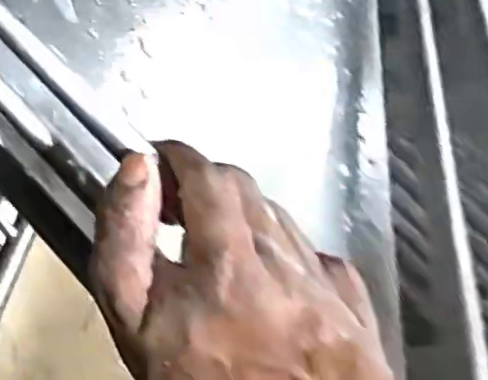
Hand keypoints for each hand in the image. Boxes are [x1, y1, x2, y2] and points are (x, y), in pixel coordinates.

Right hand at [92, 141, 392, 379]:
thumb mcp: (127, 307)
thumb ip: (121, 226)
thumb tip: (134, 164)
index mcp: (228, 266)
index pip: (206, 174)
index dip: (175, 155)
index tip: (156, 161)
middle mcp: (288, 275)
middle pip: (246, 189)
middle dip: (203, 182)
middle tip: (175, 206)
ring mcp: (333, 303)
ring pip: (284, 221)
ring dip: (243, 216)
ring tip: (215, 244)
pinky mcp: (366, 333)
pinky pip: (330, 264)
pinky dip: (294, 254)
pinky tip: (271, 277)